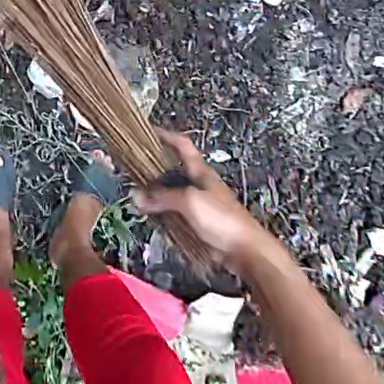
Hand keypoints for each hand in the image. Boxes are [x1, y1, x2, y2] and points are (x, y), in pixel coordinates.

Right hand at [135, 128, 281, 269]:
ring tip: (140, 197)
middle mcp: (201, 185)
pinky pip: (177, 214)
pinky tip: (156, 219)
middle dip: (155, 169)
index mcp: (201, 172)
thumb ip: (162, 197)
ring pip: (173, 193)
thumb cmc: (223, 219)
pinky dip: (165, 214)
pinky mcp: (201, 223)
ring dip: (158, 195)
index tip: (148, 131)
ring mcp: (201, 204)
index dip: (166, 136)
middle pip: (175, 170)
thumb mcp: (189, 201)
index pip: (183, 145)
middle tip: (135, 170)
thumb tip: (137, 196)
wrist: (248, 252)